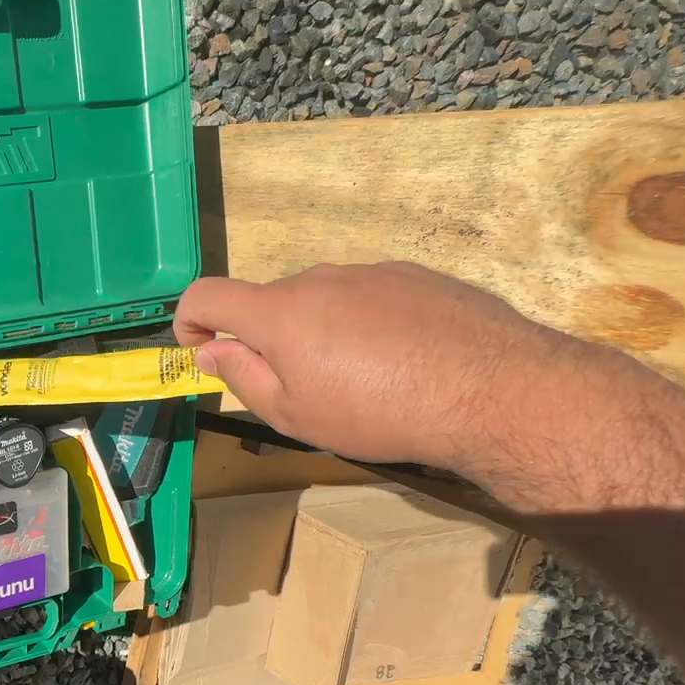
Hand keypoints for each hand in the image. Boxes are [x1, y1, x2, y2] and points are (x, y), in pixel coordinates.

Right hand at [174, 262, 593, 475]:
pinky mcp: (415, 275)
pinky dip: (358, 322)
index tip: (202, 352)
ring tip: (355, 376)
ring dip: (313, 330)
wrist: (496, 392)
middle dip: (262, 337)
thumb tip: (213, 351)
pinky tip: (395, 359)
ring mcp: (371, 271)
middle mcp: (319, 278)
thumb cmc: (377, 412)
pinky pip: (364, 295)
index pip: (205, 295)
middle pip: (267, 301)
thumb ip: (243, 376)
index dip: (188, 322)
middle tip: (295, 386)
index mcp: (280, 312)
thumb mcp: (293, 413)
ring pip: (318, 298)